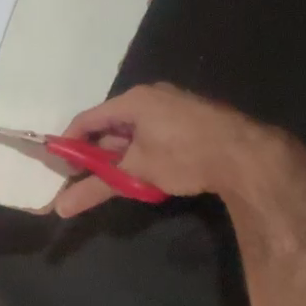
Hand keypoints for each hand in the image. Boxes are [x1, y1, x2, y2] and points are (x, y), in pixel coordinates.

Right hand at [52, 83, 298, 216]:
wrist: (246, 155)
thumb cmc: (183, 156)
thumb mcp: (134, 174)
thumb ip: (94, 188)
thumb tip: (60, 208)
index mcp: (133, 101)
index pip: (87, 120)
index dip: (69, 144)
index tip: (60, 169)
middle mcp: (151, 97)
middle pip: (108, 125)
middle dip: (94, 154)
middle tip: (85, 179)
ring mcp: (172, 107)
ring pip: (131, 132)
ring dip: (118, 157)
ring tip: (112, 181)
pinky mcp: (188, 120)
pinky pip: (151, 134)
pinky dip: (139, 153)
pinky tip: (142, 174)